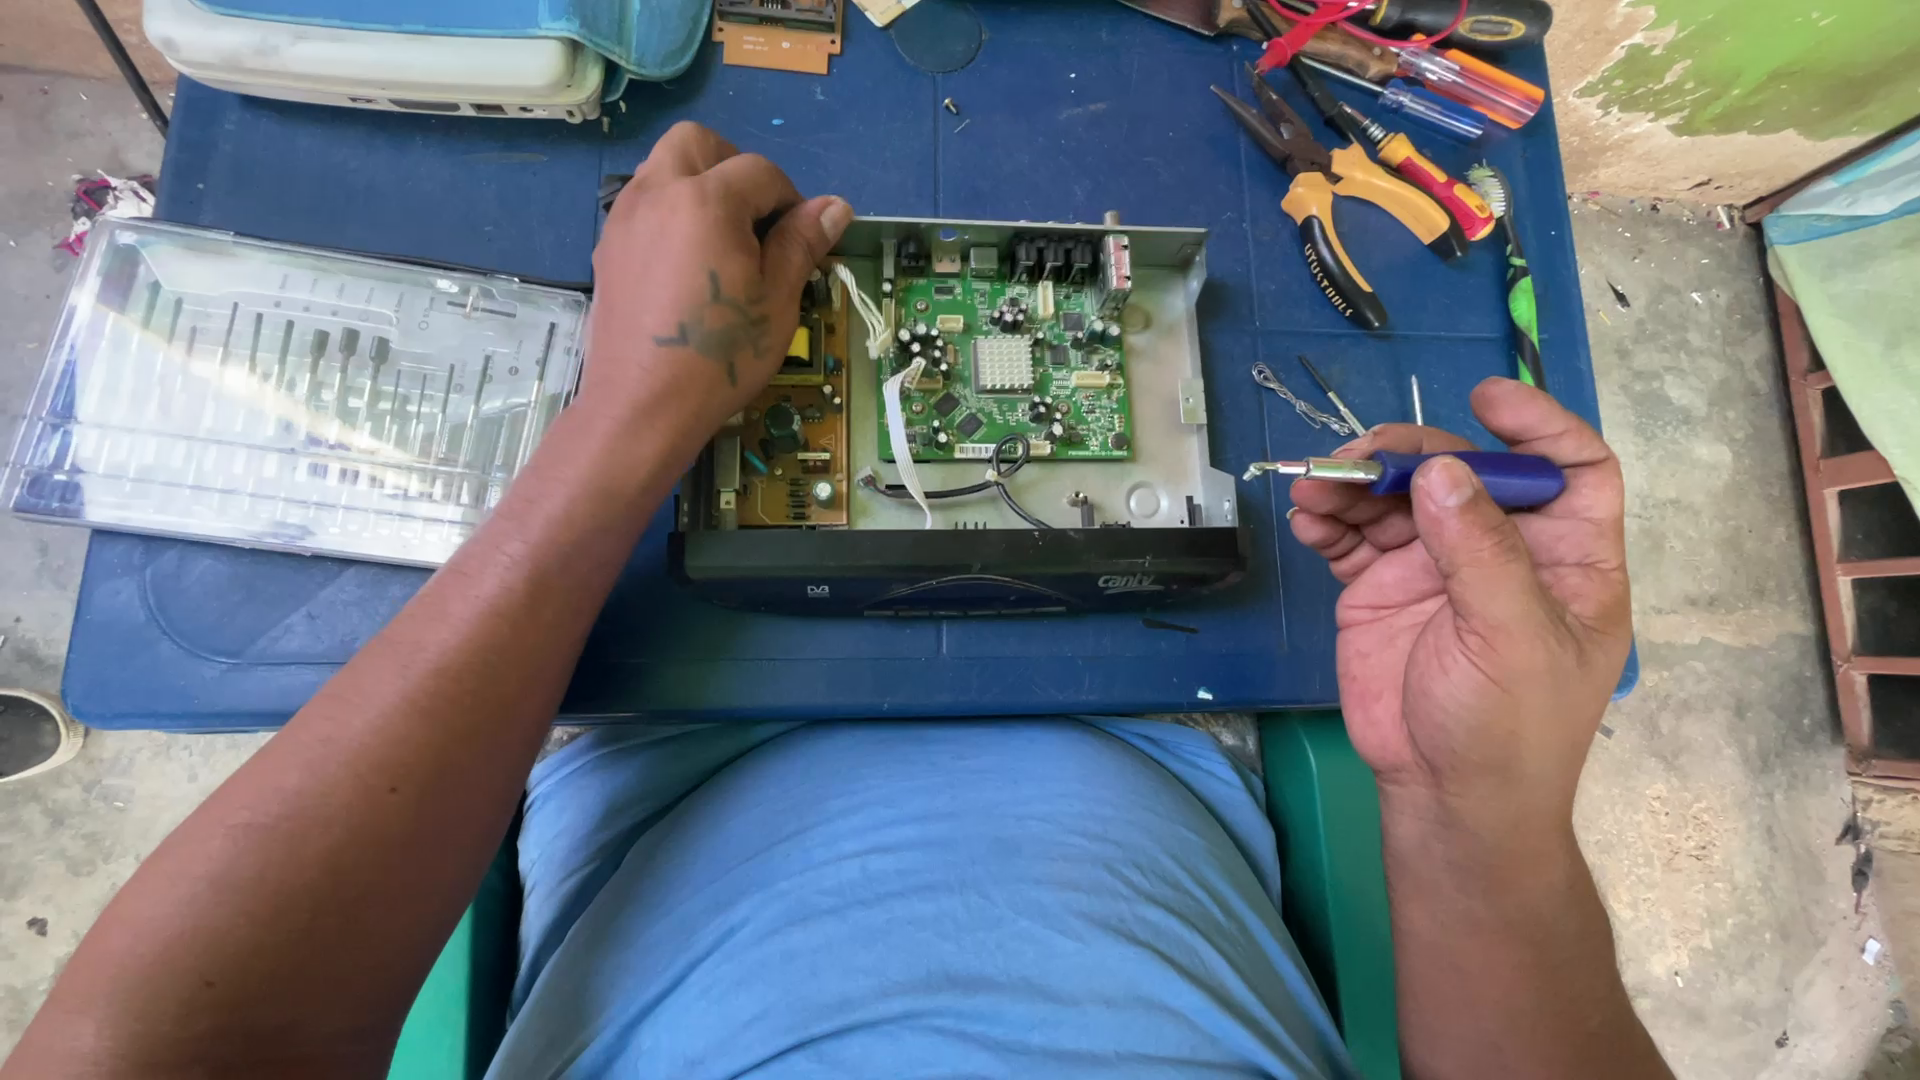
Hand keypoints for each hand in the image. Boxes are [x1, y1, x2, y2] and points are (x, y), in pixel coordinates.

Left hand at [583, 122, 852, 451]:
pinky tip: (687, 267)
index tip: (801, 239)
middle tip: (757, 220)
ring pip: (663, 167)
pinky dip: (671, 212)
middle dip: (734, 167)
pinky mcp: (608, 247)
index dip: (790, 199)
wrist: (644, 404)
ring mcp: (625, 218)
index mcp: (707, 200)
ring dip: (699, 184)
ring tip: (722, 243)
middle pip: (698, 142)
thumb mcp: (777, 301)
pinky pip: (643, 204)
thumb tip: (836, 206)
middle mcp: (657, 191)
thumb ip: (801, 243)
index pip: (760, 171)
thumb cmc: (724, 355)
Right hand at [1287, 378, 1631, 833]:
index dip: (1536, 426)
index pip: (1570, 470)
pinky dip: (1327, 523)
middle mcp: (1495, 550)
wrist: (1439, 786)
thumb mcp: (1512, 637)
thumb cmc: (1506, 722)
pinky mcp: (1377, 587)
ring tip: (1315, 489)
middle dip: (1409, 456)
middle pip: (1457, 474)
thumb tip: (1442, 470)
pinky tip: (1307, 520)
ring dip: (1352, 486)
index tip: (1485, 398)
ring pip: (1392, 501)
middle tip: (1359, 457)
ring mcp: (1430, 567)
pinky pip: (1350, 538)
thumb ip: (1481, 552)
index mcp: (1561, 558)